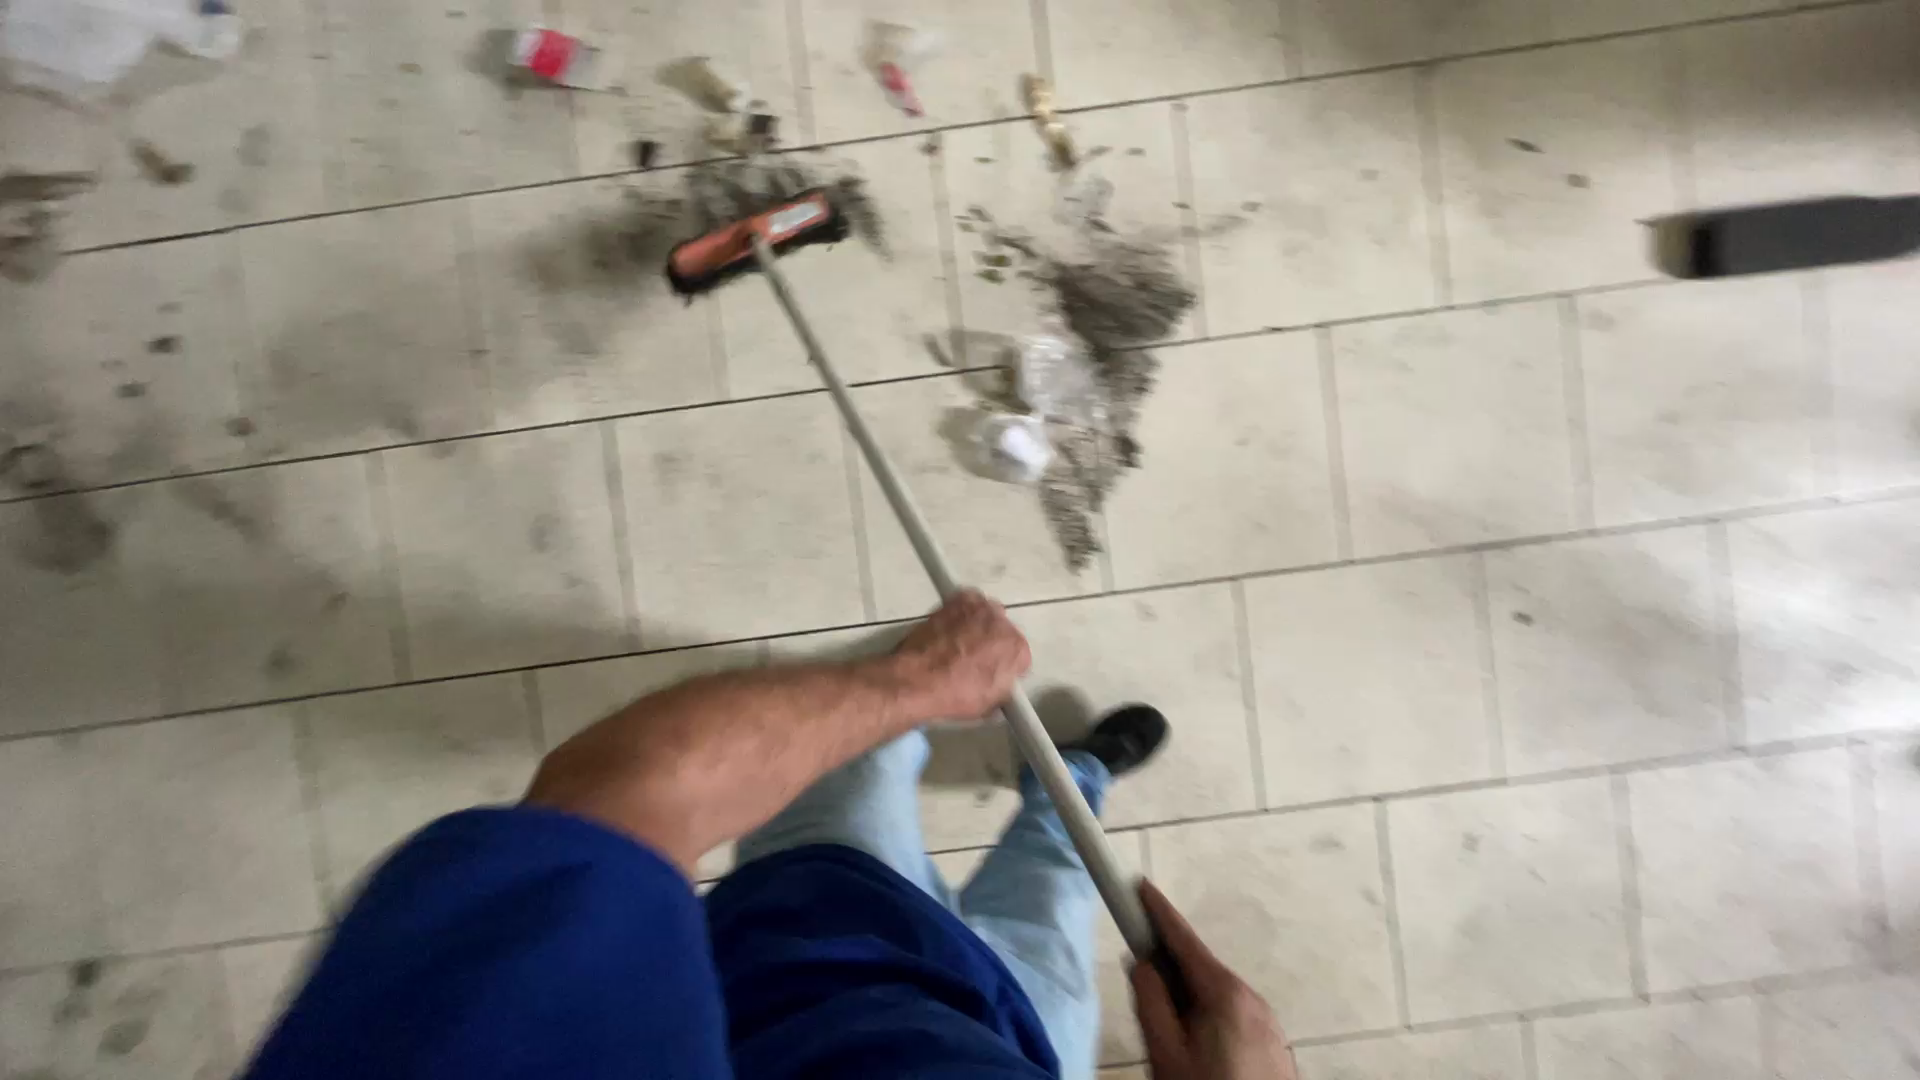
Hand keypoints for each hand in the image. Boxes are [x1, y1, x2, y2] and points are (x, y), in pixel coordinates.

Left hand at [889, 589, 1031, 720]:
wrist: (916, 678)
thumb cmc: (955, 695)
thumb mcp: (990, 703)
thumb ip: (1004, 684)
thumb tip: (1001, 680)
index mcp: (1017, 649)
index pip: (1020, 655)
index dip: (1005, 666)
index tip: (992, 673)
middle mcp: (1003, 622)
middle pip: (1004, 631)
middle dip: (993, 642)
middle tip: (974, 660)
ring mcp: (979, 607)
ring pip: (986, 615)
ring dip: (978, 626)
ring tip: (958, 645)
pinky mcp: (957, 598)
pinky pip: (967, 603)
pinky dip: (961, 613)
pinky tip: (949, 629)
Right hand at [1131, 881, 1295, 1079]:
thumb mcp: (1164, 1053)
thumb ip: (1150, 999)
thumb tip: (1144, 962)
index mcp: (1225, 993)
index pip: (1183, 938)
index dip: (1158, 910)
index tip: (1138, 884)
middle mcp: (1253, 1000)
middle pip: (1201, 969)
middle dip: (1171, 967)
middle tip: (1143, 982)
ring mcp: (1270, 1027)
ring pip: (1217, 996)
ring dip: (1191, 999)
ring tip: (1171, 1037)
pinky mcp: (1278, 1052)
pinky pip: (1235, 1019)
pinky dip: (1211, 1020)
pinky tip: (1199, 1055)